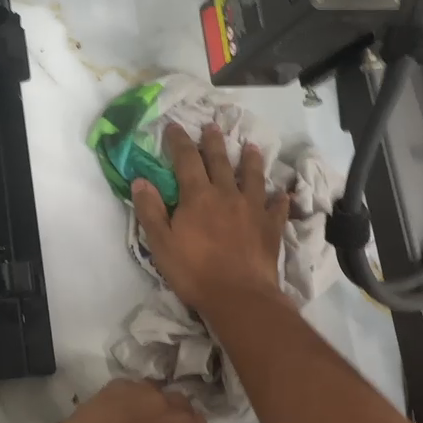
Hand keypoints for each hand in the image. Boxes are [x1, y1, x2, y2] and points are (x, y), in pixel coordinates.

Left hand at [39, 379, 208, 422]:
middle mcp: (179, 417)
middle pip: (181, 406)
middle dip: (168, 415)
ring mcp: (151, 395)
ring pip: (155, 392)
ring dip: (146, 404)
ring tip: (125, 419)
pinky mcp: (123, 383)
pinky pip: (130, 388)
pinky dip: (123, 398)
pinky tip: (108, 413)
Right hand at [132, 122, 290, 316]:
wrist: (239, 296)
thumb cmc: (193, 271)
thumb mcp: (160, 242)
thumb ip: (150, 210)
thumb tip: (140, 180)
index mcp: (197, 195)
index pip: (186, 159)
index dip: (178, 141)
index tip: (174, 126)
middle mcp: (226, 194)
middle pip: (219, 161)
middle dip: (213, 142)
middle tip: (212, 126)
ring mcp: (252, 209)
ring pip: (252, 176)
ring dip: (250, 159)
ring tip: (250, 146)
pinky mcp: (271, 227)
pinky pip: (277, 207)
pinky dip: (279, 198)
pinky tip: (282, 193)